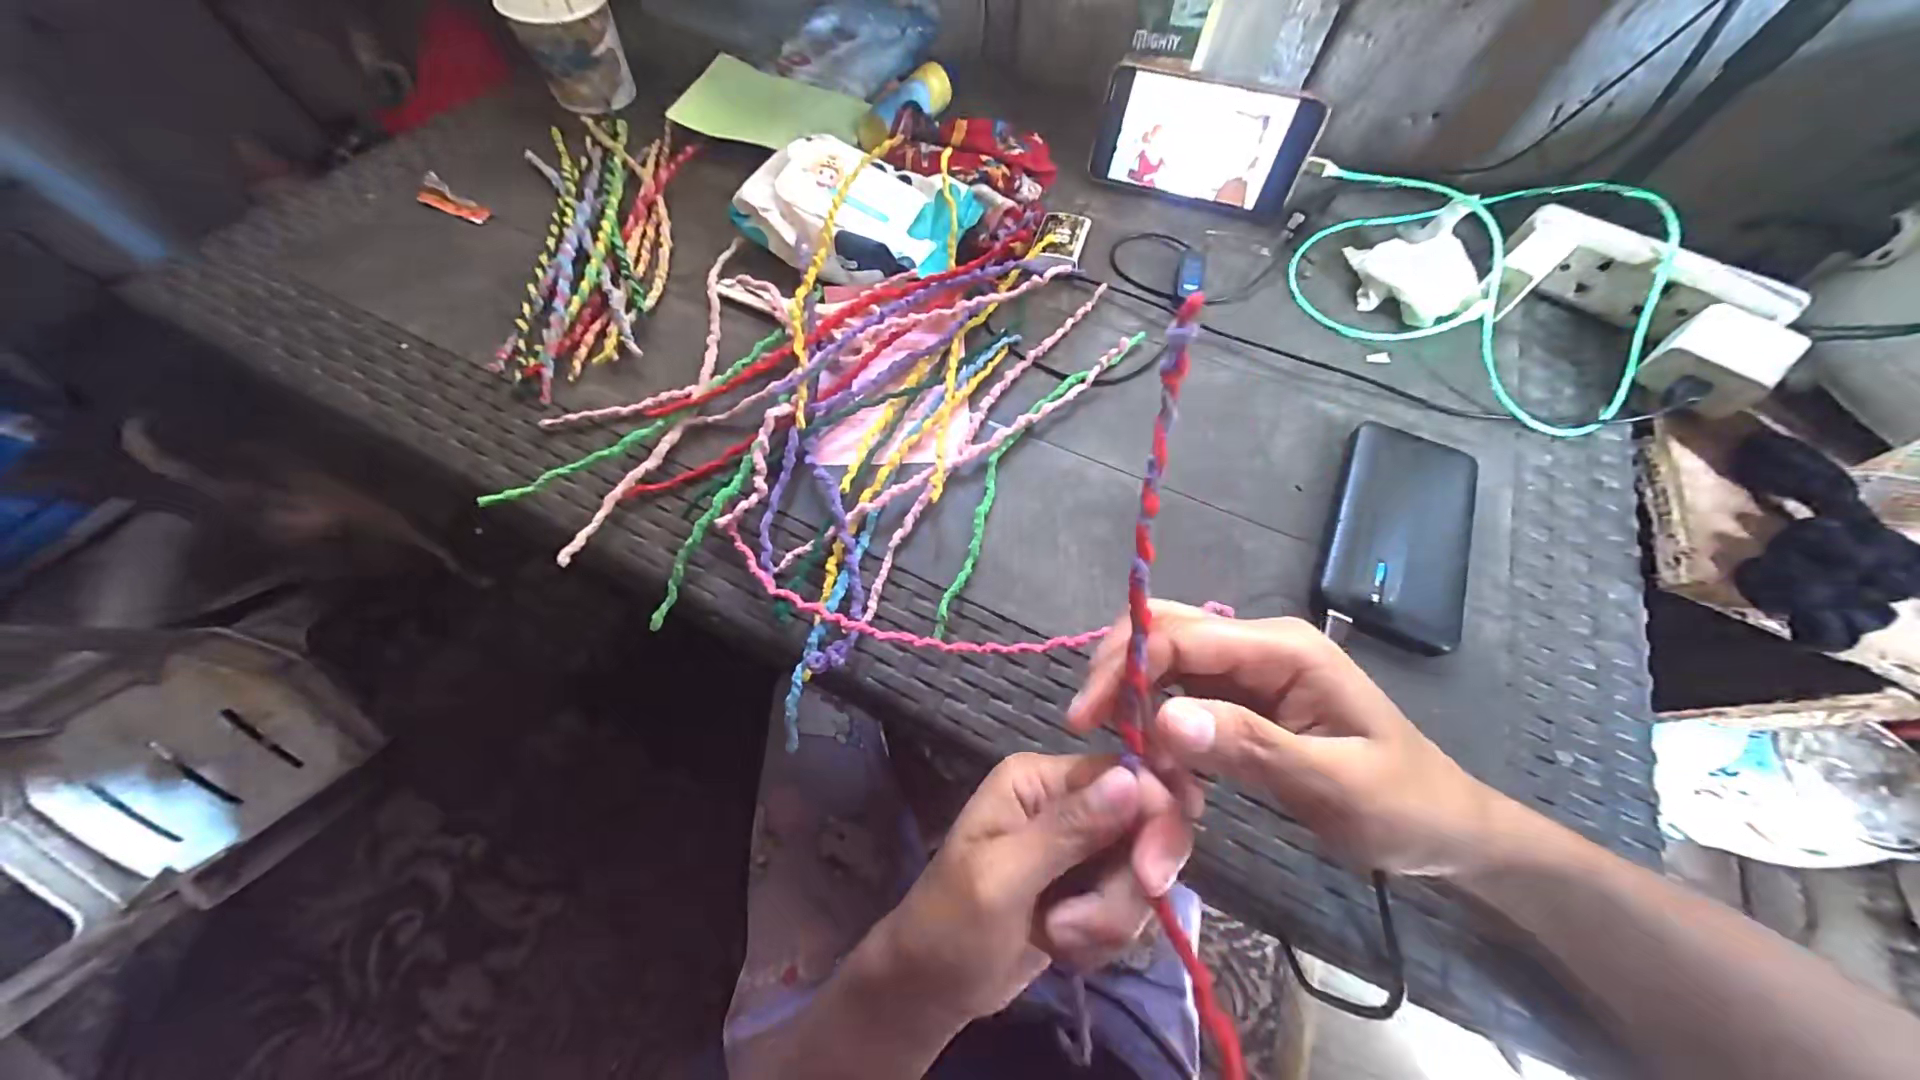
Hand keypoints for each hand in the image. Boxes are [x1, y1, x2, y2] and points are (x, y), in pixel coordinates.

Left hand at [855, 753, 1192, 1030]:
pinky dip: (1103, 938)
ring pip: (1141, 875)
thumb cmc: (951, 923)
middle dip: (1124, 887)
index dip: (1154, 820)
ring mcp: (1080, 845)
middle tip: (1079, 927)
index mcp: (1038, 779)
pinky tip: (1061, 948)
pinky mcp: (1089, 887)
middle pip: (1144, 827)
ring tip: (1055, 937)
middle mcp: (1064, 801)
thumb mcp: (1002, 877)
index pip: (1125, 775)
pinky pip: (1130, 907)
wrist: (932, 986)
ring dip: (1107, 920)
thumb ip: (1068, 830)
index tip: (1151, 878)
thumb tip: (1132, 779)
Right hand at [1067, 600, 1507, 876]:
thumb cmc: (1404, 806)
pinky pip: (1180, 694)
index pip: (1180, 635)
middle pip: (1163, 632)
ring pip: (1165, 662)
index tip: (1086, 720)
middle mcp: (1257, 644)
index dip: (1126, 668)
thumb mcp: (1335, 786)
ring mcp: (1248, 668)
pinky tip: (1160, 763)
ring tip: (1131, 756)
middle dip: (1119, 674)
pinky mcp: (1242, 695)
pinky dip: (1158, 724)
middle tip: (1092, 728)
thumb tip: (1163, 720)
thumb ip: (1250, 747)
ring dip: (1136, 703)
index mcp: (1282, 648)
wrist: (1448, 827)